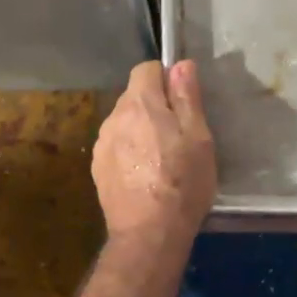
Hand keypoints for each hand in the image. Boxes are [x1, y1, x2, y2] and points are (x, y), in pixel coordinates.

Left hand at [93, 60, 216, 240]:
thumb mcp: (199, 138)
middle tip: (180, 136)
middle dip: (155, 108)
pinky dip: (130, 154)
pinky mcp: (98, 169)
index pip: (146, 69)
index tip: (184, 102)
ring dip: (141, 132)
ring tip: (163, 160)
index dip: (167, 79)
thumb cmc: (183, 181)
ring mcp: (101, 145)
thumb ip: (188, 98)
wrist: (150, 232)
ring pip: (125, 124)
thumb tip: (181, 64)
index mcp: (140, 103)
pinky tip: (146, 177)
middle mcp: (114, 117)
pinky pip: (116, 148)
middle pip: (134, 98)